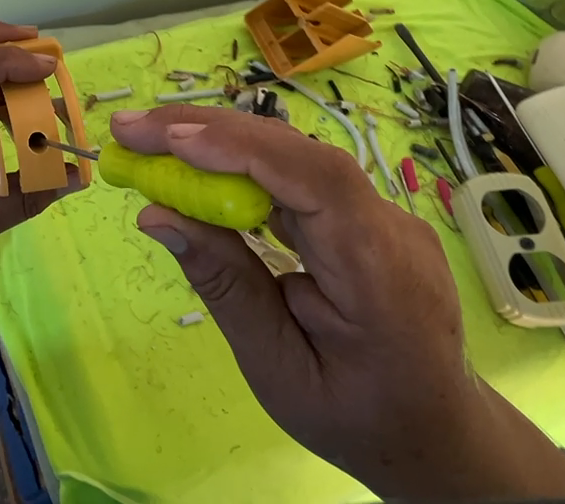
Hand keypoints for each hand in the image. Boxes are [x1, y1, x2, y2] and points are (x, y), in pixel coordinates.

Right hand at [112, 105, 564, 500]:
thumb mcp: (277, 366)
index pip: (314, 180)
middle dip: (206, 131)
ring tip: (145, 139)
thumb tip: (155, 214)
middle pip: (294, 152)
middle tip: (128, 130)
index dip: (238, 148)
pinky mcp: (360, 213)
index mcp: (379, 272)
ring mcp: (379, 214)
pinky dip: (236, 162)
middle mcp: (388, 226)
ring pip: (290, 155)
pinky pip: (293, 174)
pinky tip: (192, 163)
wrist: (437, 434)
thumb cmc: (357, 415)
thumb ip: (223, 285)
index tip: (164, 139)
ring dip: (214, 140)